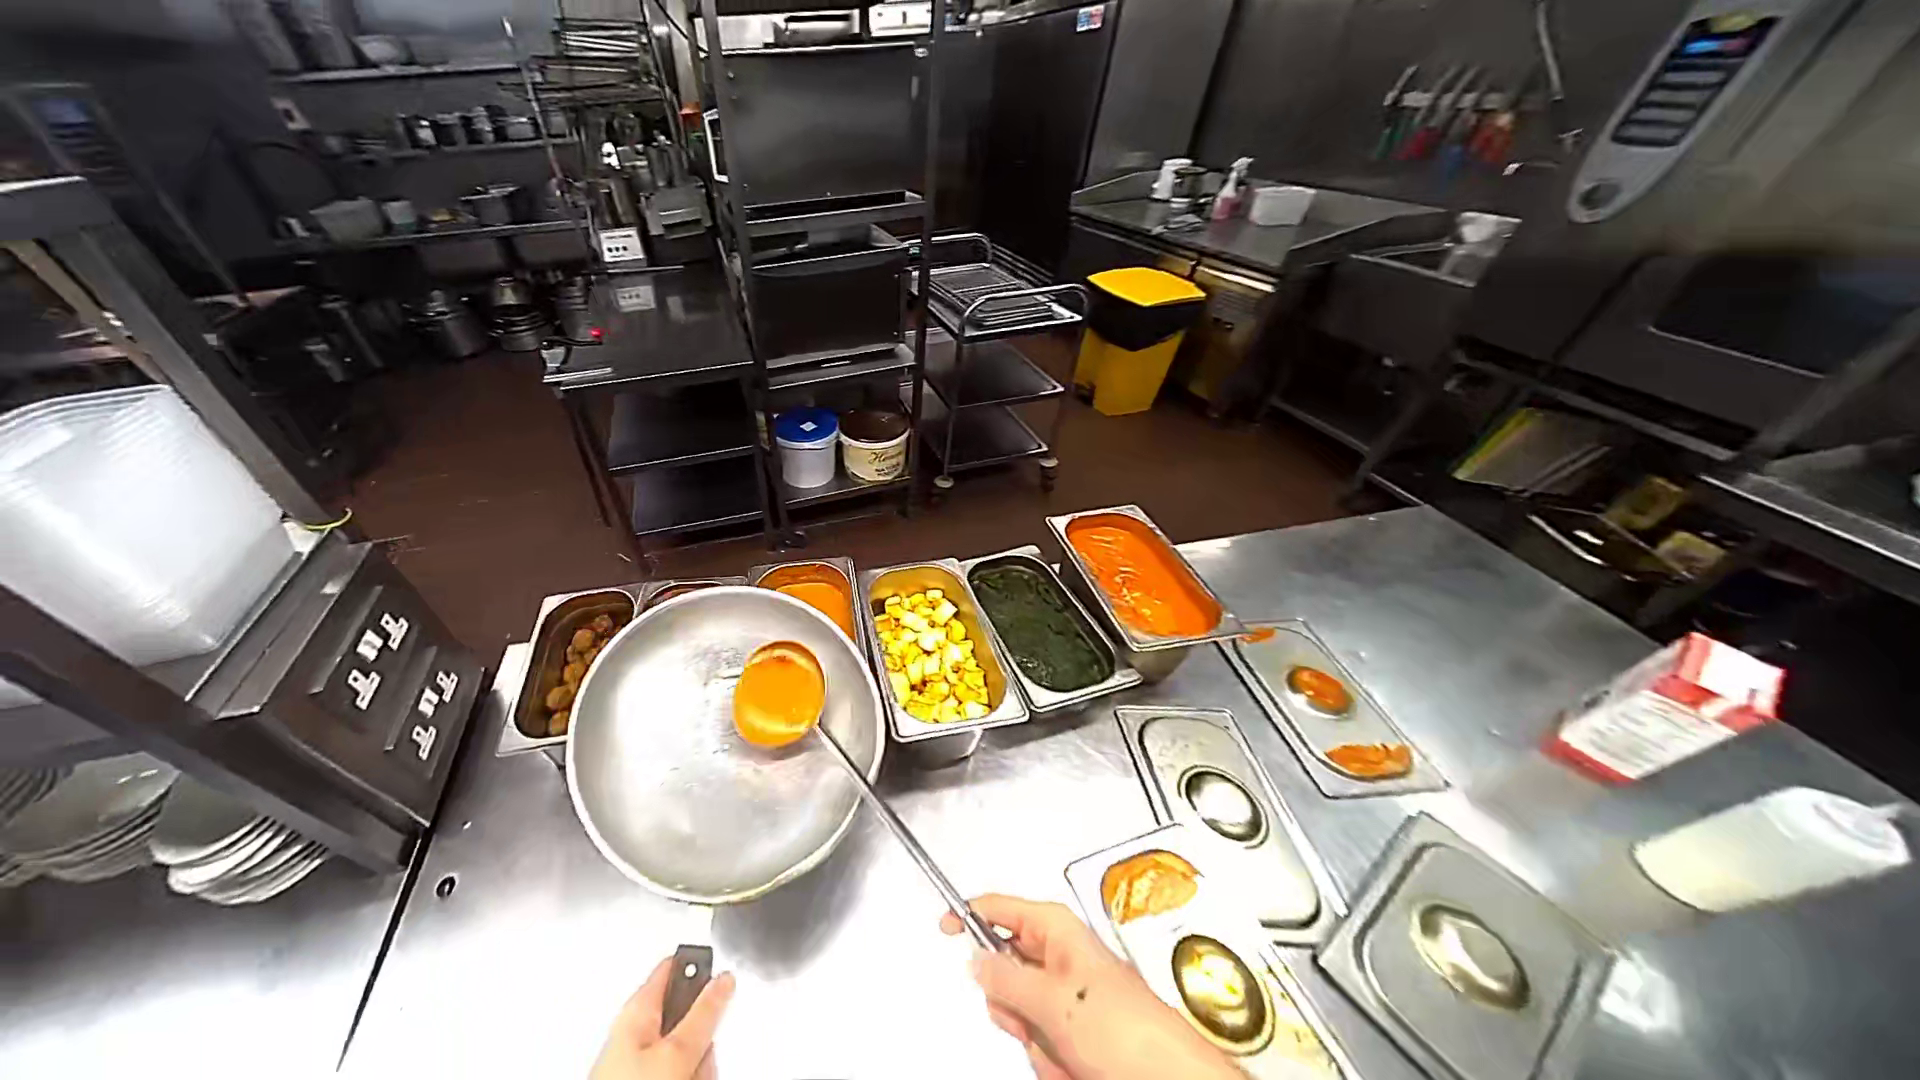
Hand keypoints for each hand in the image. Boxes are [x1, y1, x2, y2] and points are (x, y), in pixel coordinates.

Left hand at [590, 956, 736, 1079]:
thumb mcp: (677, 1051)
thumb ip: (705, 1011)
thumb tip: (723, 979)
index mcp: (638, 1013)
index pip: (674, 968)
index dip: (700, 968)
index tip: (718, 979)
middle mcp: (636, 1035)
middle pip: (688, 1017)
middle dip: (704, 1037)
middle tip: (700, 1055)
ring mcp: (640, 1067)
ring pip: (689, 1052)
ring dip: (700, 1067)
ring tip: (693, 1079)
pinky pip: (683, 1075)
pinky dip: (692, 1079)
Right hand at [940, 895, 1240, 1079]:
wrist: (1165, 1077)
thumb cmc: (1122, 1027)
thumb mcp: (1050, 999)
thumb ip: (1004, 977)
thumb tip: (976, 959)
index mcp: (1055, 929)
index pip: (999, 908)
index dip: (968, 914)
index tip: (944, 924)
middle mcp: (1059, 955)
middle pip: (1004, 968)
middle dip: (1010, 1004)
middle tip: (1030, 1020)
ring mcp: (1065, 993)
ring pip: (1019, 1012)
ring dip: (1034, 1039)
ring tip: (1065, 1049)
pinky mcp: (1073, 1028)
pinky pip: (1039, 1040)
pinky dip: (1050, 1059)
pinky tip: (1075, 1065)